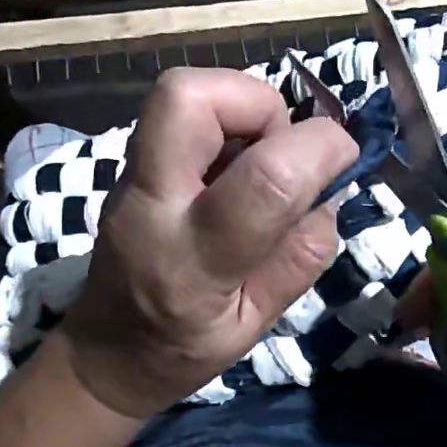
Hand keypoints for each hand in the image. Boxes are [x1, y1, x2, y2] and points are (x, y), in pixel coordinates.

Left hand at [62, 67, 359, 418]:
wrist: (104, 352)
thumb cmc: (180, 351)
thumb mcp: (253, 325)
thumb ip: (298, 258)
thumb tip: (328, 189)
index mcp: (192, 263)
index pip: (264, 180)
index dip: (319, 149)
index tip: (342, 159)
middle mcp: (150, 206)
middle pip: (186, 97)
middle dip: (256, 100)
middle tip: (280, 144)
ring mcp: (128, 182)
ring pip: (176, 94)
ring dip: (238, 106)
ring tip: (258, 156)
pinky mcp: (125, 172)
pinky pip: (173, 116)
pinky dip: (219, 122)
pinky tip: (229, 168)